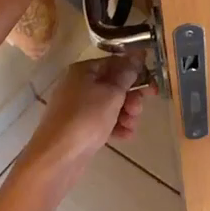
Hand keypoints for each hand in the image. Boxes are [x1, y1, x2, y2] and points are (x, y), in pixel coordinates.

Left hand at [16, 53, 145, 176]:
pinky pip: (103, 121)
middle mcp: (79, 85)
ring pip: (111, 104)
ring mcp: (78, 107)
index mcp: (84, 71)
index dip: (136, 71)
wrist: (57, 157)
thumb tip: (138, 53)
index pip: (115, 62)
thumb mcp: (112, 93)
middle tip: (139, 108)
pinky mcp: (80, 127)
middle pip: (114, 85)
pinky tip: (125, 135)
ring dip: (126, 113)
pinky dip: (116, 126)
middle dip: (131, 97)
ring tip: (131, 125)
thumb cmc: (86, 118)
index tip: (152, 83)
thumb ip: (127, 74)